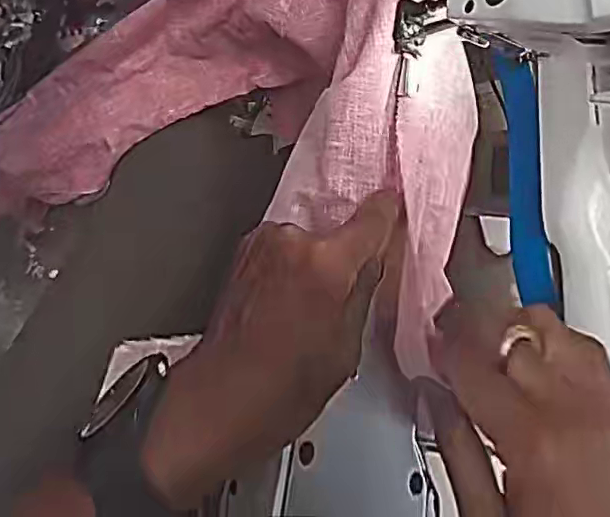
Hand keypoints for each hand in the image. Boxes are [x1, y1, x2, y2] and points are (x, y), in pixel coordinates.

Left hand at [137, 191, 403, 507]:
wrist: (217, 400)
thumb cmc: (278, 390)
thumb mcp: (346, 347)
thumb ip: (366, 290)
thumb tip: (373, 260)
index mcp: (328, 264)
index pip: (374, 216)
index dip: (388, 211)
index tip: (393, 207)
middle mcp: (294, 241)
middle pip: (339, 230)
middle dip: (345, 253)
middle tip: (342, 291)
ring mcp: (265, 241)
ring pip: (310, 238)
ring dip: (314, 259)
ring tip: (305, 306)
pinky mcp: (246, 247)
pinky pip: (285, 245)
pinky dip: (290, 263)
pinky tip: (284, 303)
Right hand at [430, 303, 609, 516]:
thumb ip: (458, 452)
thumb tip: (435, 399)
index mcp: (533, 441)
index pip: (474, 365)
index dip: (445, 347)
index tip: (434, 344)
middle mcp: (572, 414)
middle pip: (513, 334)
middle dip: (476, 331)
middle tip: (456, 342)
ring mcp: (603, 414)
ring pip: (552, 329)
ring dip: (518, 328)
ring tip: (495, 344)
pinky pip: (589, 355)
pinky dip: (559, 344)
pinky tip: (541, 358)